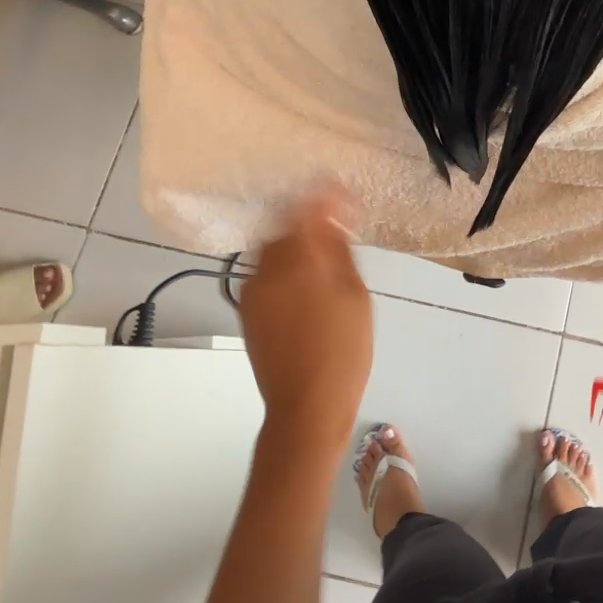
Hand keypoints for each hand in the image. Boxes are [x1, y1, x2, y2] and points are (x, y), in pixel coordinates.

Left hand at [238, 184, 372, 442]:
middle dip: (307, 219)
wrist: (305, 408)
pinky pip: (265, 275)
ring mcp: (251, 293)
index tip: (344, 194)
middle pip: (282, 227)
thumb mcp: (355, 296)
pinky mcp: (247, 314)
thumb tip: (331, 221)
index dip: (324, 196)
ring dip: (295, 244)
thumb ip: (339, 253)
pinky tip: (307, 286)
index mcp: (296, 261)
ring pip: (271, 251)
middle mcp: (265, 270)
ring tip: (325, 257)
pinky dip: (285, 268)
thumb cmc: (343, 353)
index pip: (305, 208)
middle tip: (337, 227)